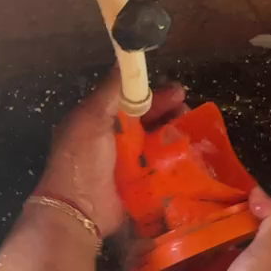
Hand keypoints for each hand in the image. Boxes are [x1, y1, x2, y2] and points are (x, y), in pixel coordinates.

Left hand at [34, 78, 185, 236]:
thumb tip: (124, 60)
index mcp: (97, 121)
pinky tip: (188, 154)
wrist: (78, 210)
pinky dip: (173, 160)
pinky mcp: (137, 186)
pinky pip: (158, 168)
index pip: (129, 100)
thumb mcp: (91, 118)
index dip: (152, 94)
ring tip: (191, 130)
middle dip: (167, 113)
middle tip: (187, 108)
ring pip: (155, 143)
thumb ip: (109, 91)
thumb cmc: (82, 159)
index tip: (176, 90)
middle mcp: (112, 141)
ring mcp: (125, 165)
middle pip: (145, 121)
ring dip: (173, 134)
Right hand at [129, 186, 270, 270]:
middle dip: (161, 226)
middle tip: (144, 205)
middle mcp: (202, 269)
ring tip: (130, 226)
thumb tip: (255, 191)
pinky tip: (128, 256)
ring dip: (144, 247)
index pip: (205, 226)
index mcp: (225, 255)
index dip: (191, 209)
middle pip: (176, 242)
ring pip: (156, 262)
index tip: (177, 187)